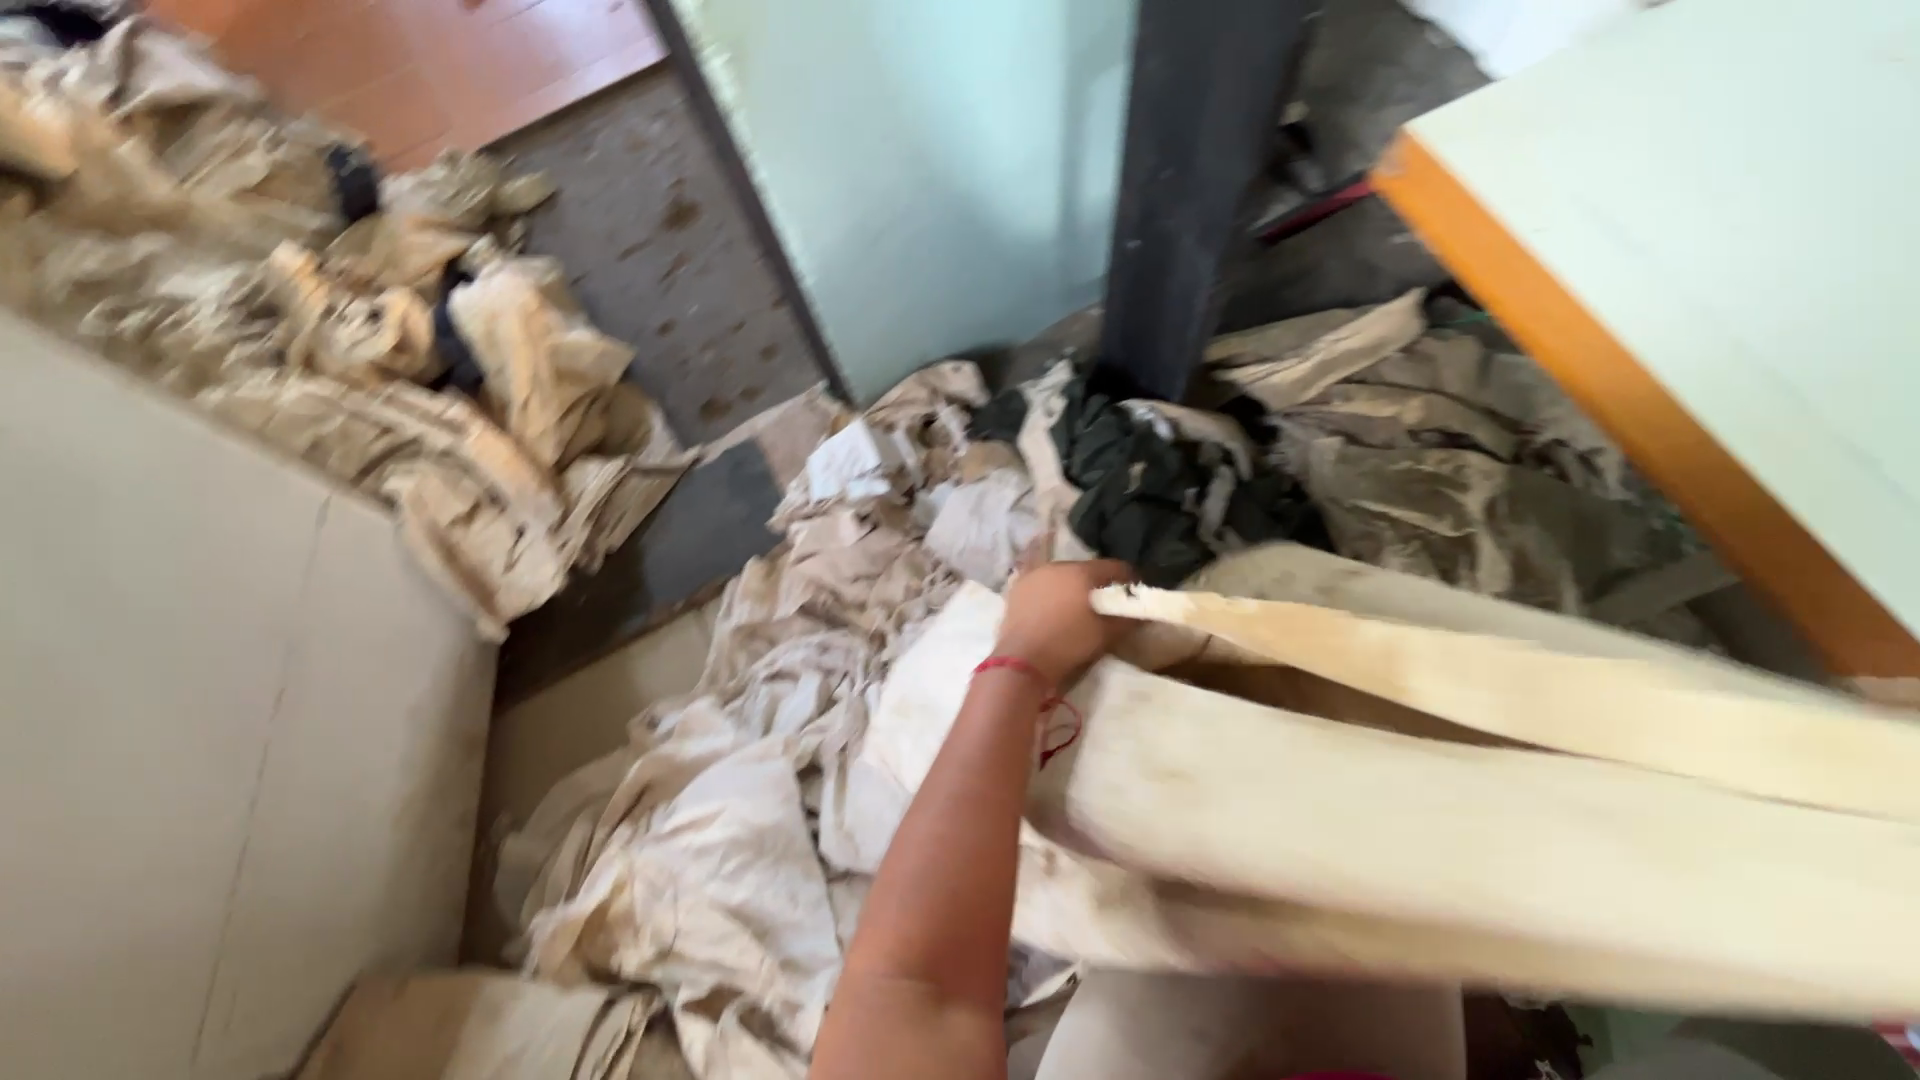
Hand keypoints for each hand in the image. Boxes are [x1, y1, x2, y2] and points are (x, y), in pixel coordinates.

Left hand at [993, 559, 1136, 685]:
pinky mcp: (1016, 588)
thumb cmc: (1068, 644)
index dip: (1128, 578)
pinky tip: (1053, 609)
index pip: (1114, 566)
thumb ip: (1127, 619)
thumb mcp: (1106, 634)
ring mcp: (1033, 575)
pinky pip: (1041, 585)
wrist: (1022, 660)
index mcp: (1081, 572)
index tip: (1134, 592)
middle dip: (1097, 583)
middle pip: (1085, 569)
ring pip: (1061, 576)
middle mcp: (1056, 566)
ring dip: (1072, 586)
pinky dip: (1051, 593)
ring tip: (1077, 606)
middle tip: (1104, 601)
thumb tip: (1140, 612)